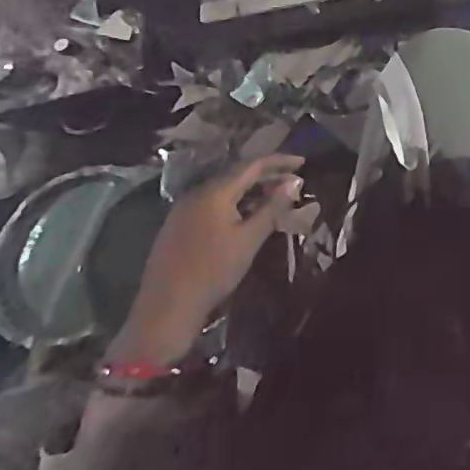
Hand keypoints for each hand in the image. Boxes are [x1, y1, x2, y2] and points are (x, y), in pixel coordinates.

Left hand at [106, 153, 304, 366]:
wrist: (166, 307)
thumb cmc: (213, 271)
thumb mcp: (249, 239)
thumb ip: (272, 208)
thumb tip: (293, 183)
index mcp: (214, 192)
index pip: (252, 165)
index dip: (279, 161)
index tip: (302, 162)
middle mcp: (197, 193)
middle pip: (237, 175)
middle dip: (267, 175)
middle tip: (293, 181)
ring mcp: (183, 209)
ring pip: (224, 189)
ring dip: (251, 189)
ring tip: (275, 197)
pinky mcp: (178, 225)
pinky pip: (212, 203)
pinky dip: (234, 202)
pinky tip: (246, 214)